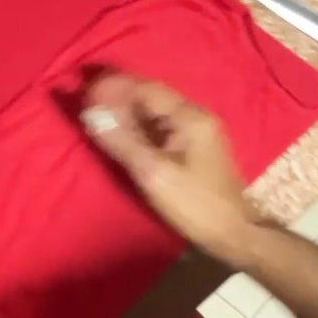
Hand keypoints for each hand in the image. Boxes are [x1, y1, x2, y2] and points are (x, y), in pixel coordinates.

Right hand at [81, 73, 266, 265]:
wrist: (232, 232)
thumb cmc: (194, 204)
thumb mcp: (154, 174)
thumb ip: (123, 142)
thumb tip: (91, 114)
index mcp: (190, 117)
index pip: (146, 88)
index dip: (114, 86)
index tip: (85, 88)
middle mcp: (195, 116)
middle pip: (151, 96)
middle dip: (118, 95)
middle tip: (85, 97)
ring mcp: (197, 131)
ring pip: (155, 111)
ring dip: (126, 109)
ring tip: (96, 112)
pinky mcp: (194, 147)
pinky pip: (161, 126)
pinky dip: (138, 125)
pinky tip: (121, 131)